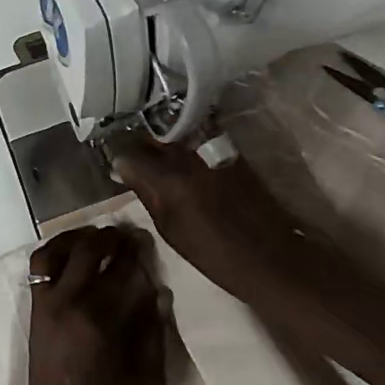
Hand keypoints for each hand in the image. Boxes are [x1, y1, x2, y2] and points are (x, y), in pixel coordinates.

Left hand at [12, 226, 170, 384]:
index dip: (141, 254)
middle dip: (115, 239)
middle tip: (132, 237)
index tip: (151, 243)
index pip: (125, 271)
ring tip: (103, 239)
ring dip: (81, 238)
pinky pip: (39, 268)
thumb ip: (154, 332)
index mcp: (99, 323)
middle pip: (91, 251)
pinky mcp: (33, 317)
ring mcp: (45, 309)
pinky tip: (76, 256)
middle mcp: (67, 306)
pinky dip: (56, 251)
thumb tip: (156, 290)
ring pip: (57, 250)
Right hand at [113, 138, 312, 300]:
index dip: (118, 153)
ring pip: (174, 128)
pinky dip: (183, 135)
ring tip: (151, 143)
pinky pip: (196, 131)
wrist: (271, 255)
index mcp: (169, 179)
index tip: (113, 157)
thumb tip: (124, 169)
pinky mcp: (228, 147)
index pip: (130, 152)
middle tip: (129, 147)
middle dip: (138, 137)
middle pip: (152, 134)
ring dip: (160, 133)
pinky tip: (179, 147)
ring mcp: (211, 147)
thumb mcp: (171, 230)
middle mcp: (188, 155)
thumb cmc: (215, 254)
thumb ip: (147, 194)